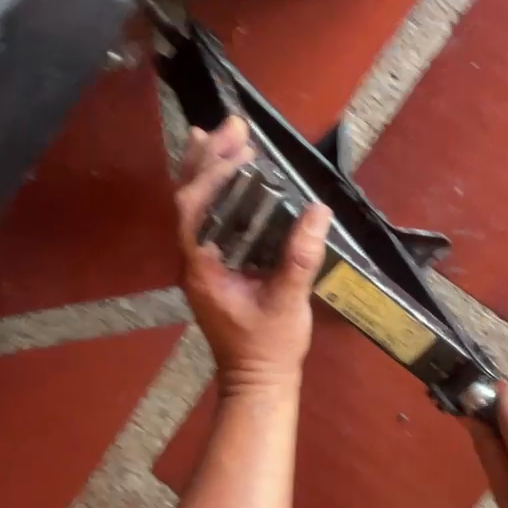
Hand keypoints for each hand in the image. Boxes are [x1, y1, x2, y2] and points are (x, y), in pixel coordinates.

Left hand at [174, 116, 331, 394]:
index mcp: (202, 267)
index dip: (212, 173)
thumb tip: (319, 211)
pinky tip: (228, 177)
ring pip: (193, 206)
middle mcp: (192, 260)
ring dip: (207, 169)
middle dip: (209, 159)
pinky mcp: (212, 266)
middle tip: (233, 125)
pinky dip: (214, 191)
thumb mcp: (288, 302)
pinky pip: (206, 218)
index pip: (195, 207)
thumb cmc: (269, 347)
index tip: (238, 147)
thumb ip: (300, 257)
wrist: (257, 381)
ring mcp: (199, 263)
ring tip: (220, 134)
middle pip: (188, 198)